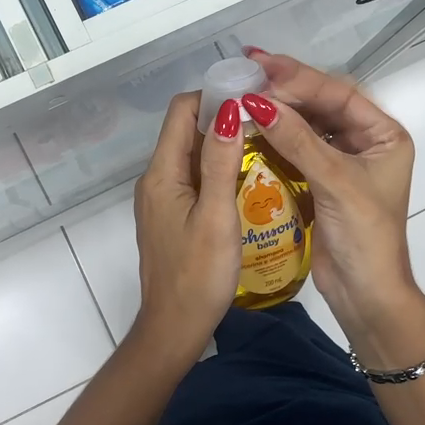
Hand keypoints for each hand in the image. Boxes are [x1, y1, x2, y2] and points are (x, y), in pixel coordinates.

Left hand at [130, 91, 244, 357]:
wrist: (174, 328)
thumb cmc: (199, 275)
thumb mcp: (217, 216)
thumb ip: (222, 162)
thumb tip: (230, 108)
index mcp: (162, 174)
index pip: (181, 110)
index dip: (214, 97)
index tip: (253, 99)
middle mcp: (156, 180)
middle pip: (186, 130)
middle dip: (223, 118)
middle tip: (267, 121)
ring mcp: (163, 200)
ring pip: (192, 155)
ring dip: (223, 145)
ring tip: (265, 145)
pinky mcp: (172, 217)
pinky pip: (194, 179)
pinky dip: (218, 170)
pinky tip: (248, 180)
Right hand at [240, 52, 424, 364]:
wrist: (365, 296)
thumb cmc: (364, 237)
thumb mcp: (334, 182)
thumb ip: (297, 139)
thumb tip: (256, 101)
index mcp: (384, 135)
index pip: (339, 94)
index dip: (301, 79)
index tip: (262, 70)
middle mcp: (365, 142)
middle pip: (322, 104)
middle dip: (286, 88)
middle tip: (246, 70)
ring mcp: (342, 161)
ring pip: (307, 124)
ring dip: (277, 110)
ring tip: (242, 91)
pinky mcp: (321, 181)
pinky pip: (296, 148)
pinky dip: (274, 137)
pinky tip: (250, 125)